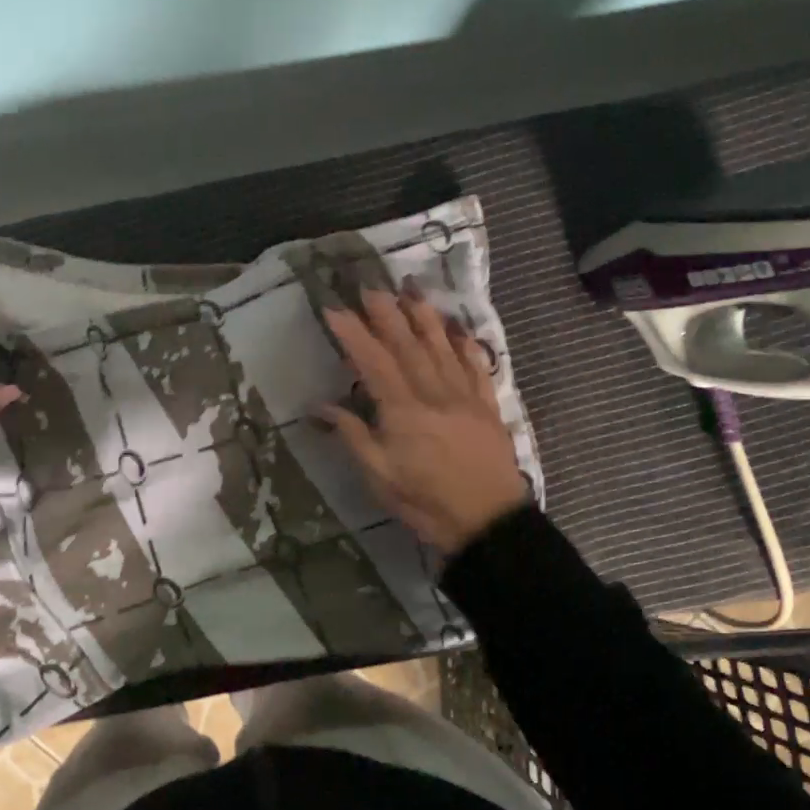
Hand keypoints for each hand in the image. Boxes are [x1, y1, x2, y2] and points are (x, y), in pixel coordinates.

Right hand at [321, 289, 528, 556]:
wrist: (488, 521)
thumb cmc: (425, 502)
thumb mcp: (378, 477)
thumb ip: (353, 436)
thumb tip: (321, 406)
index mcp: (403, 411)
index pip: (373, 362)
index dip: (353, 334)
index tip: (334, 310)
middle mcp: (434, 393)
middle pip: (408, 346)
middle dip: (387, 314)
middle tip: (370, 287)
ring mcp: (464, 396)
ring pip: (442, 347)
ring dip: (424, 317)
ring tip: (410, 291)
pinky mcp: (487, 406)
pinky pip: (475, 366)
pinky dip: (465, 344)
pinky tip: (456, 328)